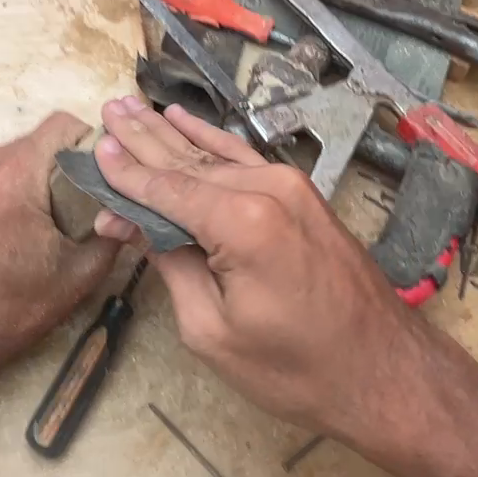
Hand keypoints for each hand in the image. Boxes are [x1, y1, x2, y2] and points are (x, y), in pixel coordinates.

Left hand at [0, 113, 121, 370]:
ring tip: (32, 213)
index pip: (61, 125)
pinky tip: (1, 215)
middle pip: (35, 140)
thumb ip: (112, 229)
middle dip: (56, 164)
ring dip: (27, 172)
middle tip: (66, 202)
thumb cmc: (14, 309)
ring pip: (10, 151)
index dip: (85, 141)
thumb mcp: (79, 275)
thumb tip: (132, 200)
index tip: (93, 171)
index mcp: (14, 180)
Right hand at [92, 97, 433, 441]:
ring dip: (168, 133)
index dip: (125, 175)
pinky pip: (243, 157)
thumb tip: (138, 224)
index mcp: (241, 223)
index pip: (166, 189)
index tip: (93, 151)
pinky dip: (210, 139)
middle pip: (186, 161)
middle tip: (106, 111)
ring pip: (212, 154)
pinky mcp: (299, 191)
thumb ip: (172, 265)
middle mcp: (265, 188)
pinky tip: (183, 120)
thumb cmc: (295, 368)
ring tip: (130, 106)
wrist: (384, 370)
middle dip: (141, 138)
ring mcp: (287, 184)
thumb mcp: (212, 331)